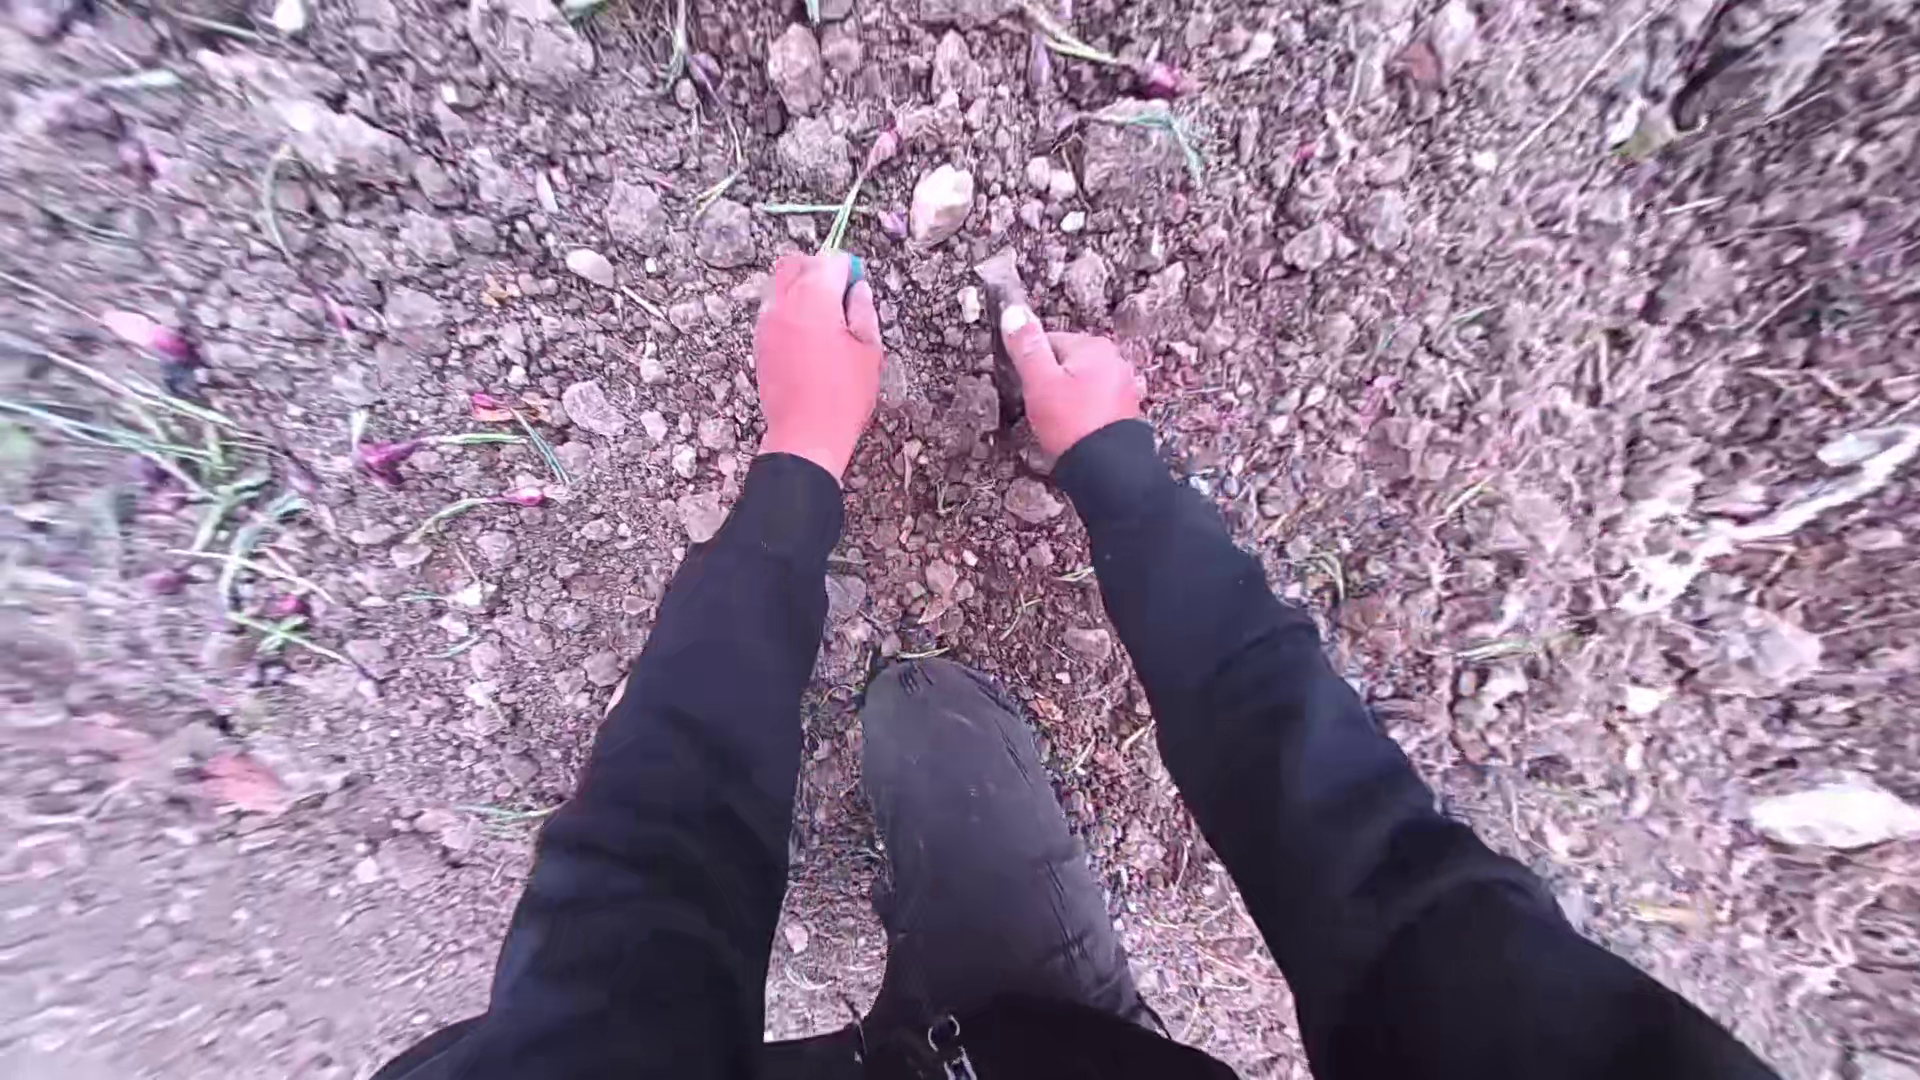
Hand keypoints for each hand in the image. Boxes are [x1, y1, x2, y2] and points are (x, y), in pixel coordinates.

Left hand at [754, 253, 883, 482]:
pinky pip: (774, 312)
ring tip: (827, 324)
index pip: (831, 262)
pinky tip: (810, 341)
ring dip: (803, 292)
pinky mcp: (760, 344)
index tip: (860, 286)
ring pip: (781, 287)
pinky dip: (791, 313)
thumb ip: (864, 313)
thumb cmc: (843, 398)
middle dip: (819, 270)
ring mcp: (767, 324)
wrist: (806, 436)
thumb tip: (859, 290)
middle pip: (795, 263)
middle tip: (841, 296)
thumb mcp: (869, 353)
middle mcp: (784, 304)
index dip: (850, 270)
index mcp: (814, 301)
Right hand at [998, 305, 1141, 457]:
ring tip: (1058, 423)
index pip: (1050, 342)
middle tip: (1042, 409)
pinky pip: (1094, 404)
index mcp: (1094, 347)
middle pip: (1067, 363)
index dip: (1032, 366)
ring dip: (1067, 400)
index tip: (1027, 386)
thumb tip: (1013, 312)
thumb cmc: (1072, 424)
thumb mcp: (1040, 382)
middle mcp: (1114, 361)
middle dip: (1051, 383)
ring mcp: (1122, 387)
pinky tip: (1074, 430)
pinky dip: (1082, 414)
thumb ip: (1026, 347)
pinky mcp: (1124, 411)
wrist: (1106, 469)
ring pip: (1081, 385)